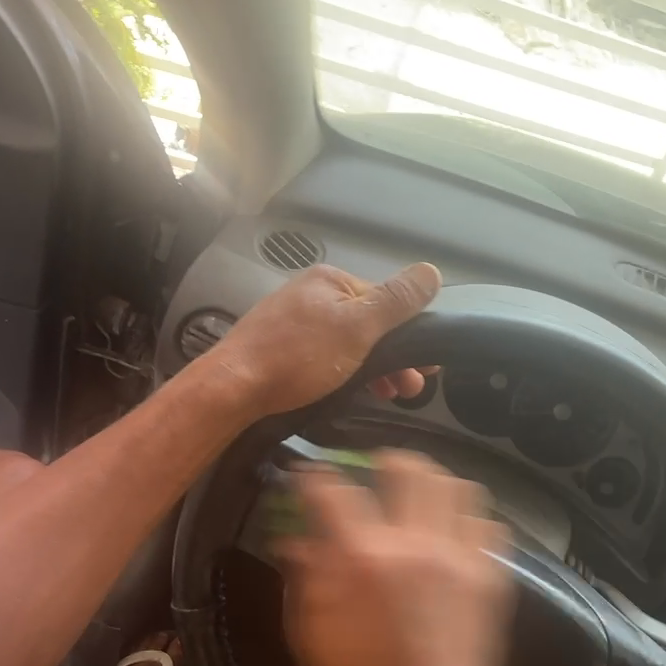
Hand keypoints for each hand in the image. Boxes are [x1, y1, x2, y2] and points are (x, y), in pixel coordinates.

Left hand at [208, 263, 442, 416]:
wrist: (234, 387)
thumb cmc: (298, 356)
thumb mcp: (357, 327)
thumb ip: (396, 300)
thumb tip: (432, 271)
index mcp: (330, 280)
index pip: (385, 300)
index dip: (408, 334)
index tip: (424, 369)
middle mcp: (310, 293)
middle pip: (365, 322)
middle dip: (391, 355)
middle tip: (407, 390)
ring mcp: (291, 320)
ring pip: (344, 342)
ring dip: (370, 367)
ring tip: (384, 395)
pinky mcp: (277, 347)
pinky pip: (322, 355)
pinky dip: (341, 371)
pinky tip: (345, 390)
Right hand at [280, 451, 515, 665]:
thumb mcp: (311, 633)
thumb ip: (305, 575)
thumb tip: (296, 539)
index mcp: (361, 558)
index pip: (332, 489)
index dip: (315, 475)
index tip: (309, 476)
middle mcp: (413, 545)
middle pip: (406, 468)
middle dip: (384, 461)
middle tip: (375, 474)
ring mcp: (458, 559)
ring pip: (456, 487)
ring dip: (432, 483)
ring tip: (420, 499)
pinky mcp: (490, 579)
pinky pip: (487, 525)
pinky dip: (467, 521)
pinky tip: (451, 537)